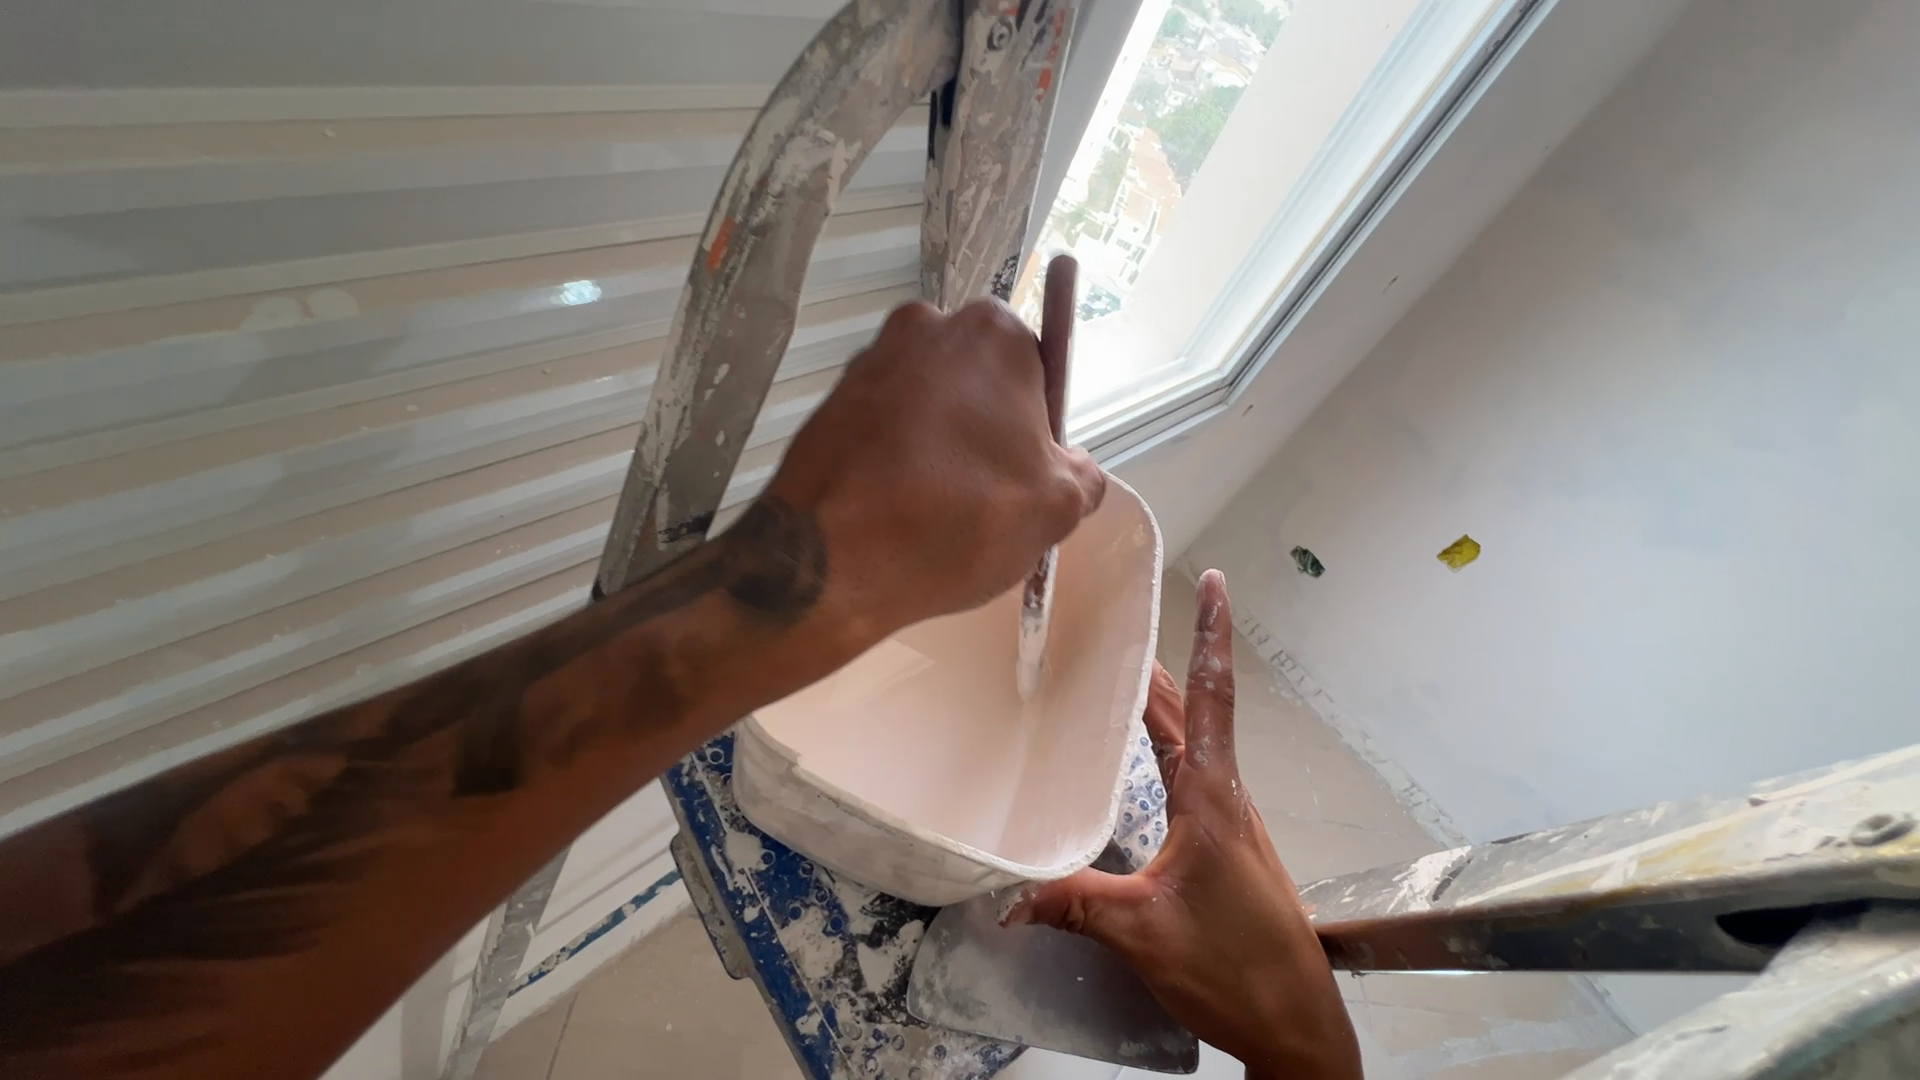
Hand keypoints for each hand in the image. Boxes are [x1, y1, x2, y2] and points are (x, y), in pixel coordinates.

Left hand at [762, 263, 1103, 649]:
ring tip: (931, 508)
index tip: (1020, 478)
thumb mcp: (1056, 508)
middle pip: (979, 384)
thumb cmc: (959, 521)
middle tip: (980, 498)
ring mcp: (868, 360)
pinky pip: (884, 425)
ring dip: (939, 444)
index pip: (1037, 375)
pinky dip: (895, 457)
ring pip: (929, 404)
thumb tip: (1073, 467)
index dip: (1034, 433)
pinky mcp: (827, 400)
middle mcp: (926, 325)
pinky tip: (893, 506)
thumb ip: (1084, 475)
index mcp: (993, 333)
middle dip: (985, 433)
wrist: (830, 560)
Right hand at [1006, 572, 1362, 1079]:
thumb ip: (1074, 904)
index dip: (1210, 636)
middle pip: (1192, 706)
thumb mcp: (1144, 933)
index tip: (1214, 584)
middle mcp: (1222, 792)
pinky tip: (1141, 745)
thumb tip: (1004, 894)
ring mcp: (1226, 814)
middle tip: (1124, 615)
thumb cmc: (1235, 969)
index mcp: (1211, 795)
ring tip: (1124, 663)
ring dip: (1164, 693)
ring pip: (1192, 734)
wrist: (1298, 1024)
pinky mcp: (1222, 837)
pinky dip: (1164, 736)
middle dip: (1166, 654)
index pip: (1211, 697)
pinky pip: (1189, 765)